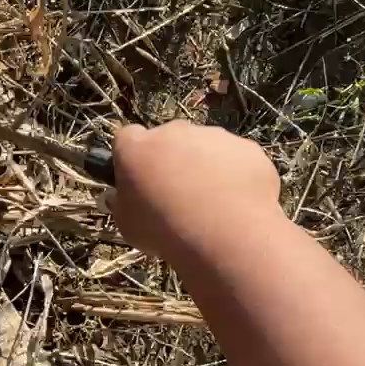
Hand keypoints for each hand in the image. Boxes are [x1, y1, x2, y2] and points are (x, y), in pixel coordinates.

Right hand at [110, 121, 284, 254]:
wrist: (223, 233)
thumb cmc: (162, 229)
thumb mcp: (127, 225)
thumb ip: (121, 203)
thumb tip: (119, 196)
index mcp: (137, 147)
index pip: (125, 137)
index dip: (129, 156)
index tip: (135, 177)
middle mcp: (174, 131)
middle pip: (167, 138)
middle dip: (168, 159)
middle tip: (171, 194)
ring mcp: (214, 136)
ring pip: (203, 146)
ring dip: (201, 166)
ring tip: (206, 204)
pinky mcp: (246, 147)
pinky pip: (234, 158)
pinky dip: (231, 175)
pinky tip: (231, 203)